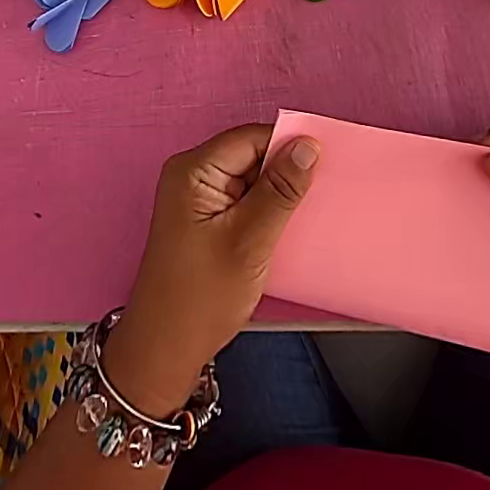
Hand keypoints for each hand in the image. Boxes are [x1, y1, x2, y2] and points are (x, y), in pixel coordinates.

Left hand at [102, 124, 319, 415]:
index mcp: (193, 170)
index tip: (324, 160)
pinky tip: (285, 225)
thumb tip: (307, 147)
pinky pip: (246, 196)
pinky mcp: (208, 215)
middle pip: (252, 154)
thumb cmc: (199, 299)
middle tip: (318, 190)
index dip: (287, 145)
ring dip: (278, 191)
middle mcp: (193, 174)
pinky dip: (268, 207)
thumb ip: (280, 190)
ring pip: (252, 176)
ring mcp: (199, 196)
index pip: (251, 138)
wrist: (165, 351)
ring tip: (304, 211)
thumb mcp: (249, 240)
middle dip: (284, 170)